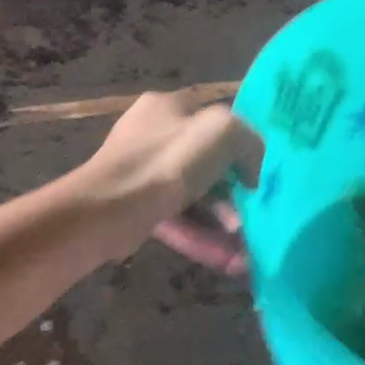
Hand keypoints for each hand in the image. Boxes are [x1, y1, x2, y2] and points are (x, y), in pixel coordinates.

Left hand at [80, 91, 263, 272]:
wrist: (110, 209)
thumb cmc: (168, 162)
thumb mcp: (225, 133)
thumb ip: (249, 142)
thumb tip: (250, 172)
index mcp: (167, 106)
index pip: (212, 117)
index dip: (237, 141)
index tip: (254, 170)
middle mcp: (150, 134)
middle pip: (204, 161)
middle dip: (231, 191)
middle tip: (249, 212)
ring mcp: (140, 172)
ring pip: (193, 194)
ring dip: (221, 220)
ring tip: (242, 244)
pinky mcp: (135, 207)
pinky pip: (178, 219)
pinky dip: (202, 236)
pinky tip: (226, 258)